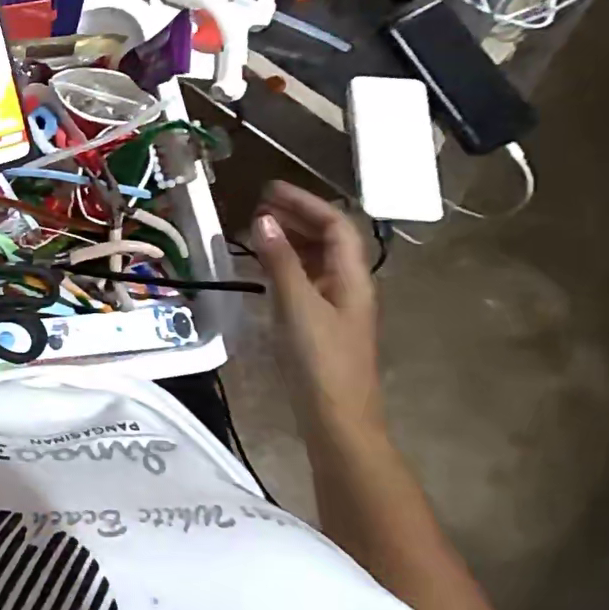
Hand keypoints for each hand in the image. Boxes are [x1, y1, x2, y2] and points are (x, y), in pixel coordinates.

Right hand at [247, 182, 382, 431]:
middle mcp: (348, 286)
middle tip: (258, 205)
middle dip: (296, 217)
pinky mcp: (319, 324)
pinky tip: (261, 266)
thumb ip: (280, 261)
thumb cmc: (320, 361)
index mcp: (352, 277)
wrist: (337, 420)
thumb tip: (263, 219)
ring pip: (314, 259)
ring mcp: (334, 306)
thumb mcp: (297, 306)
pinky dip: (283, 265)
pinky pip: (303, 280)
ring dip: (289, 239)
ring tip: (256, 228)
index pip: (335, 225)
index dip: (305, 202)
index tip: (270, 189)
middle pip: (327, 239)